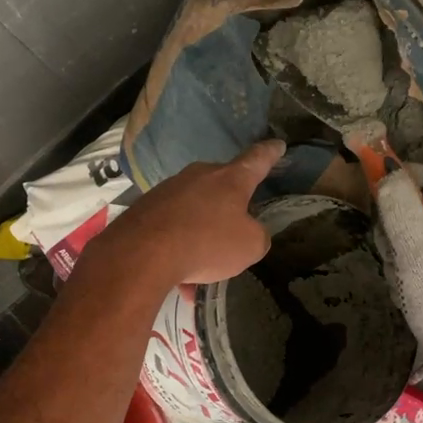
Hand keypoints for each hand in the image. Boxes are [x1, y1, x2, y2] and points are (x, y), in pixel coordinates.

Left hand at [86, 140, 285, 285]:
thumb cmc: (208, 242)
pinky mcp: (147, 207)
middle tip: (236, 225)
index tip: (278, 145)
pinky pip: (174, 227)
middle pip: (221, 185)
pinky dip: (181, 248)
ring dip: (202, 234)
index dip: (270, 154)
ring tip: (204, 267)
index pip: (257, 160)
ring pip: (195, 210)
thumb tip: (251, 232)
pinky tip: (181, 277)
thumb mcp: (250, 246)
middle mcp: (199, 176)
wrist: (144, 252)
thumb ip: (258, 236)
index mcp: (231, 180)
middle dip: (230, 203)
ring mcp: (170, 189)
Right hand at [374, 165, 422, 382]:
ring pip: (414, 243)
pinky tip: (404, 292)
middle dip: (395, 225)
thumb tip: (387, 174)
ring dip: (397, 255)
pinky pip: (418, 269)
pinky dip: (405, 276)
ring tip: (396, 276)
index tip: (376, 182)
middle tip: (384, 241)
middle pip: (419, 212)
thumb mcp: (413, 240)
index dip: (405, 174)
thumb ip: (398, 205)